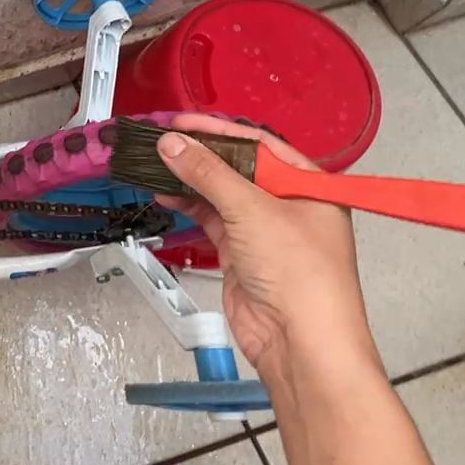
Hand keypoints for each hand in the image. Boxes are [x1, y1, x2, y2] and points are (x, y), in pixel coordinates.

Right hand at [151, 114, 376, 375]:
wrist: (299, 341)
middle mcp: (288, 205)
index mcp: (308, 186)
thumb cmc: (303, 278)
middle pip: (236, 167)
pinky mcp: (240, 251)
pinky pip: (209, 216)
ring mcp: (262, 230)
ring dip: (187, 178)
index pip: (259, 145)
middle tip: (164, 140)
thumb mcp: (252, 211)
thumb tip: (174, 144)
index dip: (219, 131)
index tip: (183, 123)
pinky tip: (165, 192)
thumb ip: (208, 173)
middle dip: (199, 155)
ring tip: (156, 163)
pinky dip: (186, 203)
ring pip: (218, 192)